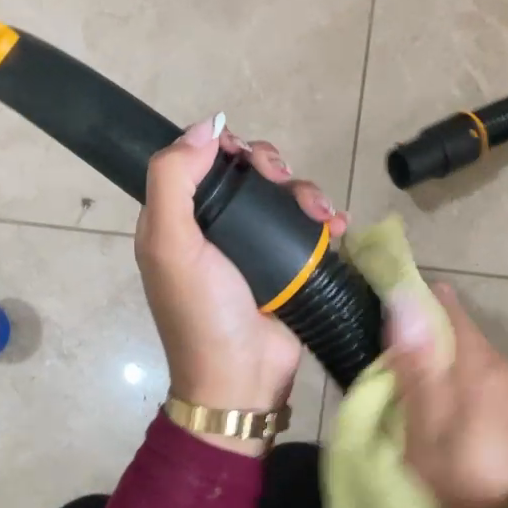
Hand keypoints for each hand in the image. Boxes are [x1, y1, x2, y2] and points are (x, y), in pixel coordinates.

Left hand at [136, 116, 346, 436]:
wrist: (243, 380)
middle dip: (270, 167)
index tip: (245, 158)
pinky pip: (306, 228)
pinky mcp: (287, 268)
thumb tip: (206, 127)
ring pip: (281, 197)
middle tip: (283, 182)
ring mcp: (253, 250)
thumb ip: (173, 180)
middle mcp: (213, 230)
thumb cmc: (202, 314)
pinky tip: (337, 226)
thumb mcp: (170, 245)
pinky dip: (324, 219)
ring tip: (321, 213)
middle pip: (245, 175)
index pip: (198, 162)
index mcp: (176, 221)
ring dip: (304, 192)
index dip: (223, 148)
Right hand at [384, 282, 507, 507]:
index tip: (380, 325)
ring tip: (408, 398)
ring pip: (466, 358)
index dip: (411, 307)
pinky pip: (479, 380)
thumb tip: (405, 299)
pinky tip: (438, 414)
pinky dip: (455, 386)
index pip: (445, 307)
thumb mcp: (425, 429)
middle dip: (422, 344)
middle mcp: (506, 365)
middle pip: (457, 334)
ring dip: (437, 367)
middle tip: (386, 376)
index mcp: (482, 365)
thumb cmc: (460, 483)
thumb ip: (416, 364)